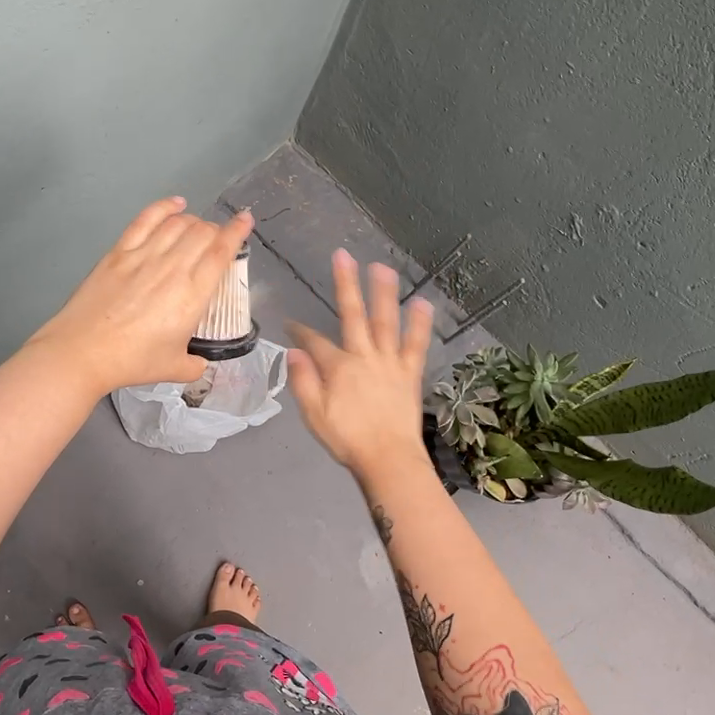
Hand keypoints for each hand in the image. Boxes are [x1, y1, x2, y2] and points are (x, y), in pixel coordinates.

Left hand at [28, 197, 253, 393]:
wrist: (83, 352)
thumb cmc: (132, 361)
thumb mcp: (173, 368)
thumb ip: (194, 363)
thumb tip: (199, 362)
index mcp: (192, 294)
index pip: (221, 252)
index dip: (237, 232)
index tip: (245, 220)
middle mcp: (172, 267)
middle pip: (202, 232)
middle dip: (216, 230)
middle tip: (217, 239)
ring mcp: (144, 256)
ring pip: (177, 223)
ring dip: (193, 220)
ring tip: (197, 227)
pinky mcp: (119, 252)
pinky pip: (146, 220)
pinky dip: (164, 207)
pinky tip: (175, 204)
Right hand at [286, 249, 436, 476]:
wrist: (388, 459)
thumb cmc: (348, 439)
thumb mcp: (314, 414)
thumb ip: (303, 381)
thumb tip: (293, 351)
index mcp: (338, 367)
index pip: (314, 341)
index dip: (300, 331)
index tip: (291, 322)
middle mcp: (364, 356)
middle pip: (353, 315)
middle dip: (346, 284)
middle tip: (342, 255)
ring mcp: (390, 362)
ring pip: (385, 321)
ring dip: (383, 293)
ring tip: (382, 267)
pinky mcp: (410, 373)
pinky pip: (416, 344)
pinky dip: (419, 324)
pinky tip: (423, 303)